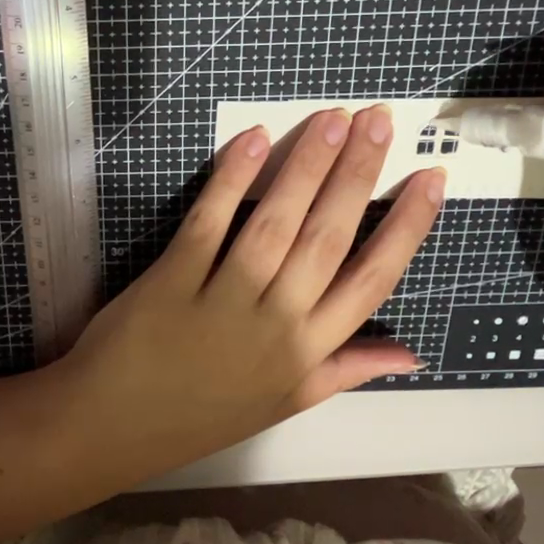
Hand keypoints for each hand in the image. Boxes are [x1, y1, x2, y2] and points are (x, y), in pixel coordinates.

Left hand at [58, 105, 444, 469]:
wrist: (113, 425)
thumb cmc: (202, 411)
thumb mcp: (284, 402)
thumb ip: (344, 369)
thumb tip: (411, 352)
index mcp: (308, 352)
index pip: (372, 280)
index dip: (406, 227)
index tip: (429, 178)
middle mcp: (276, 324)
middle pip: (328, 237)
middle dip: (358, 175)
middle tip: (378, 119)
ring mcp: (223, 299)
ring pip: (276, 224)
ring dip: (307, 166)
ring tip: (332, 119)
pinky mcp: (173, 278)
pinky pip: (210, 222)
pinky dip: (233, 179)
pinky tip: (255, 139)